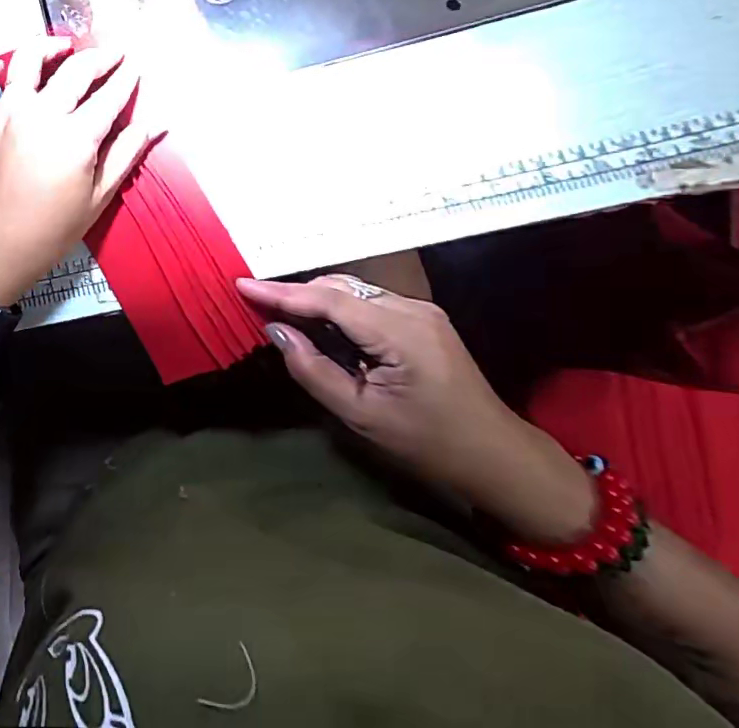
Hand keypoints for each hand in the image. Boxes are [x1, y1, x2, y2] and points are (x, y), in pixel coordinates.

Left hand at [0, 38, 160, 304]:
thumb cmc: (53, 228)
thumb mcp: (99, 196)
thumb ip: (126, 153)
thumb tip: (155, 124)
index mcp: (76, 136)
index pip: (109, 96)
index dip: (126, 79)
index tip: (136, 66)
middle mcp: (41, 115)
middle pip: (74, 70)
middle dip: (99, 57)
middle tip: (113, 53)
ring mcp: (6, 114)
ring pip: (24, 62)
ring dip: (46, 47)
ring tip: (62, 47)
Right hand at [236, 275, 596, 543]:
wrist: (494, 453)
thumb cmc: (427, 443)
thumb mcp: (362, 415)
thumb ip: (314, 370)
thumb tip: (277, 332)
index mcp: (400, 331)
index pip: (329, 299)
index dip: (282, 291)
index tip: (243, 284)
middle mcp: (411, 308)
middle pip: (341, 287)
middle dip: (297, 294)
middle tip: (258, 306)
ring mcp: (421, 310)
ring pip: (355, 292)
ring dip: (318, 301)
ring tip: (283, 316)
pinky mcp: (423, 319)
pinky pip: (370, 303)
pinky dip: (340, 310)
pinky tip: (323, 327)